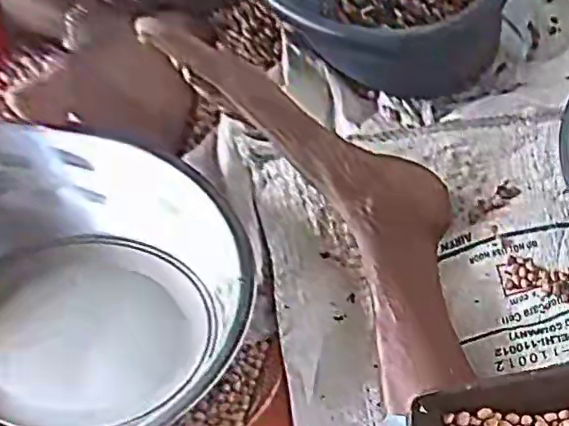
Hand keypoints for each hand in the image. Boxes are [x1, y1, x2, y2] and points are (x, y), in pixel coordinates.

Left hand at [134, 16, 451, 243]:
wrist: (402, 248)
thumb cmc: (402, 214)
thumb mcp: (413, 175)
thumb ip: (402, 162)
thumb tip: (405, 170)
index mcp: (305, 136)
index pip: (243, 88)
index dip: (199, 58)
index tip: (156, 32)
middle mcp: (296, 146)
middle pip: (235, 96)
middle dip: (197, 65)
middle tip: (159, 37)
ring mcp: (304, 159)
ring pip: (250, 112)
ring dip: (223, 87)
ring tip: (196, 63)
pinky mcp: (317, 170)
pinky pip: (272, 127)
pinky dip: (250, 107)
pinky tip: (245, 103)